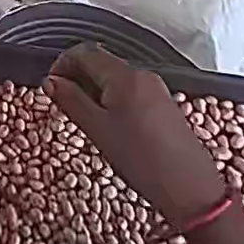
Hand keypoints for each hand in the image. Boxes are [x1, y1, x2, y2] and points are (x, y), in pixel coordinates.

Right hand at [44, 44, 227, 222]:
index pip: (85, 52)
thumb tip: (50, 81)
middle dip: (77, 78)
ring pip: (114, 79)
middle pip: (101, 63)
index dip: (62, 64)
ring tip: (86, 120)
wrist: (193, 191)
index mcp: (124, 76)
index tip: (50, 86)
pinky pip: (130, 92)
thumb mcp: (97, 130)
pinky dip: (112, 101)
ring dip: (94, 91)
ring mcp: (156, 90)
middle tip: (64, 105)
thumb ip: (70, 100)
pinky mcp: (164, 106)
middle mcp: (142, 75)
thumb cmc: (140, 159)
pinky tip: (110, 126)